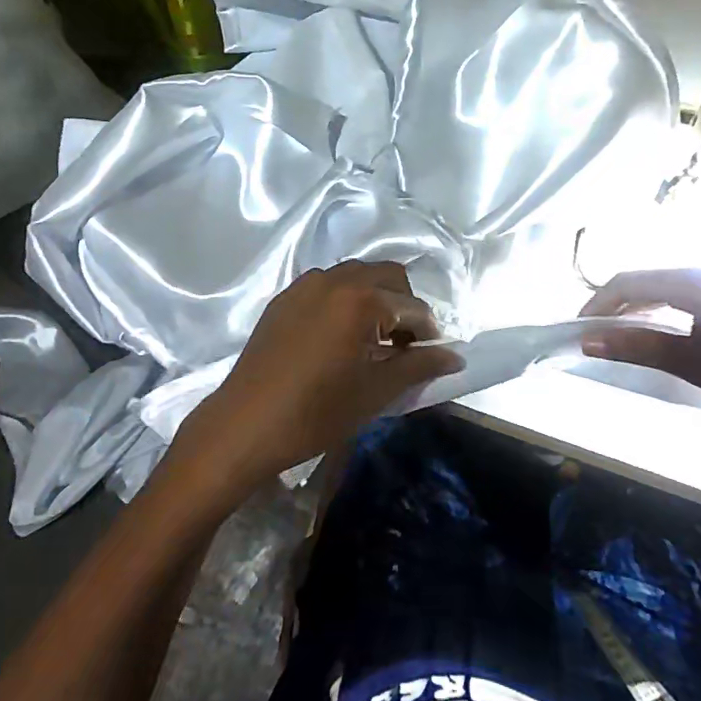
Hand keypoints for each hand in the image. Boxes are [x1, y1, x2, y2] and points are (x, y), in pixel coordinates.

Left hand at [172, 260, 463, 501]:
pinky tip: (339, 338)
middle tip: (404, 345)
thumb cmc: (317, 412)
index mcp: (361, 299)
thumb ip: (419, 367)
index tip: (431, 357)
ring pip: (356, 276)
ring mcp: (304, 286)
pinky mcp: (284, 298)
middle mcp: (334, 280)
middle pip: (387, 276)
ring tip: (372, 340)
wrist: (245, 425)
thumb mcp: (376, 391)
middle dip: (405, 304)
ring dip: (375, 299)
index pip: (413, 307)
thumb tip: (455, 357)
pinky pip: (327, 286)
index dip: (429, 333)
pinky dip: (345, 301)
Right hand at [580, 268, 700, 437]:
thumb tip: (586, 339)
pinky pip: (685, 303)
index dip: (595, 306)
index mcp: (689, 282)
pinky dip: (663, 319)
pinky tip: (669, 344)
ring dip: (638, 316)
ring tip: (626, 347)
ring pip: (664, 294)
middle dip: (613, 310)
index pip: (624, 283)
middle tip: (597, 343)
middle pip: (643, 284)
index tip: (576, 335)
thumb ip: (639, 348)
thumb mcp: (695, 364)